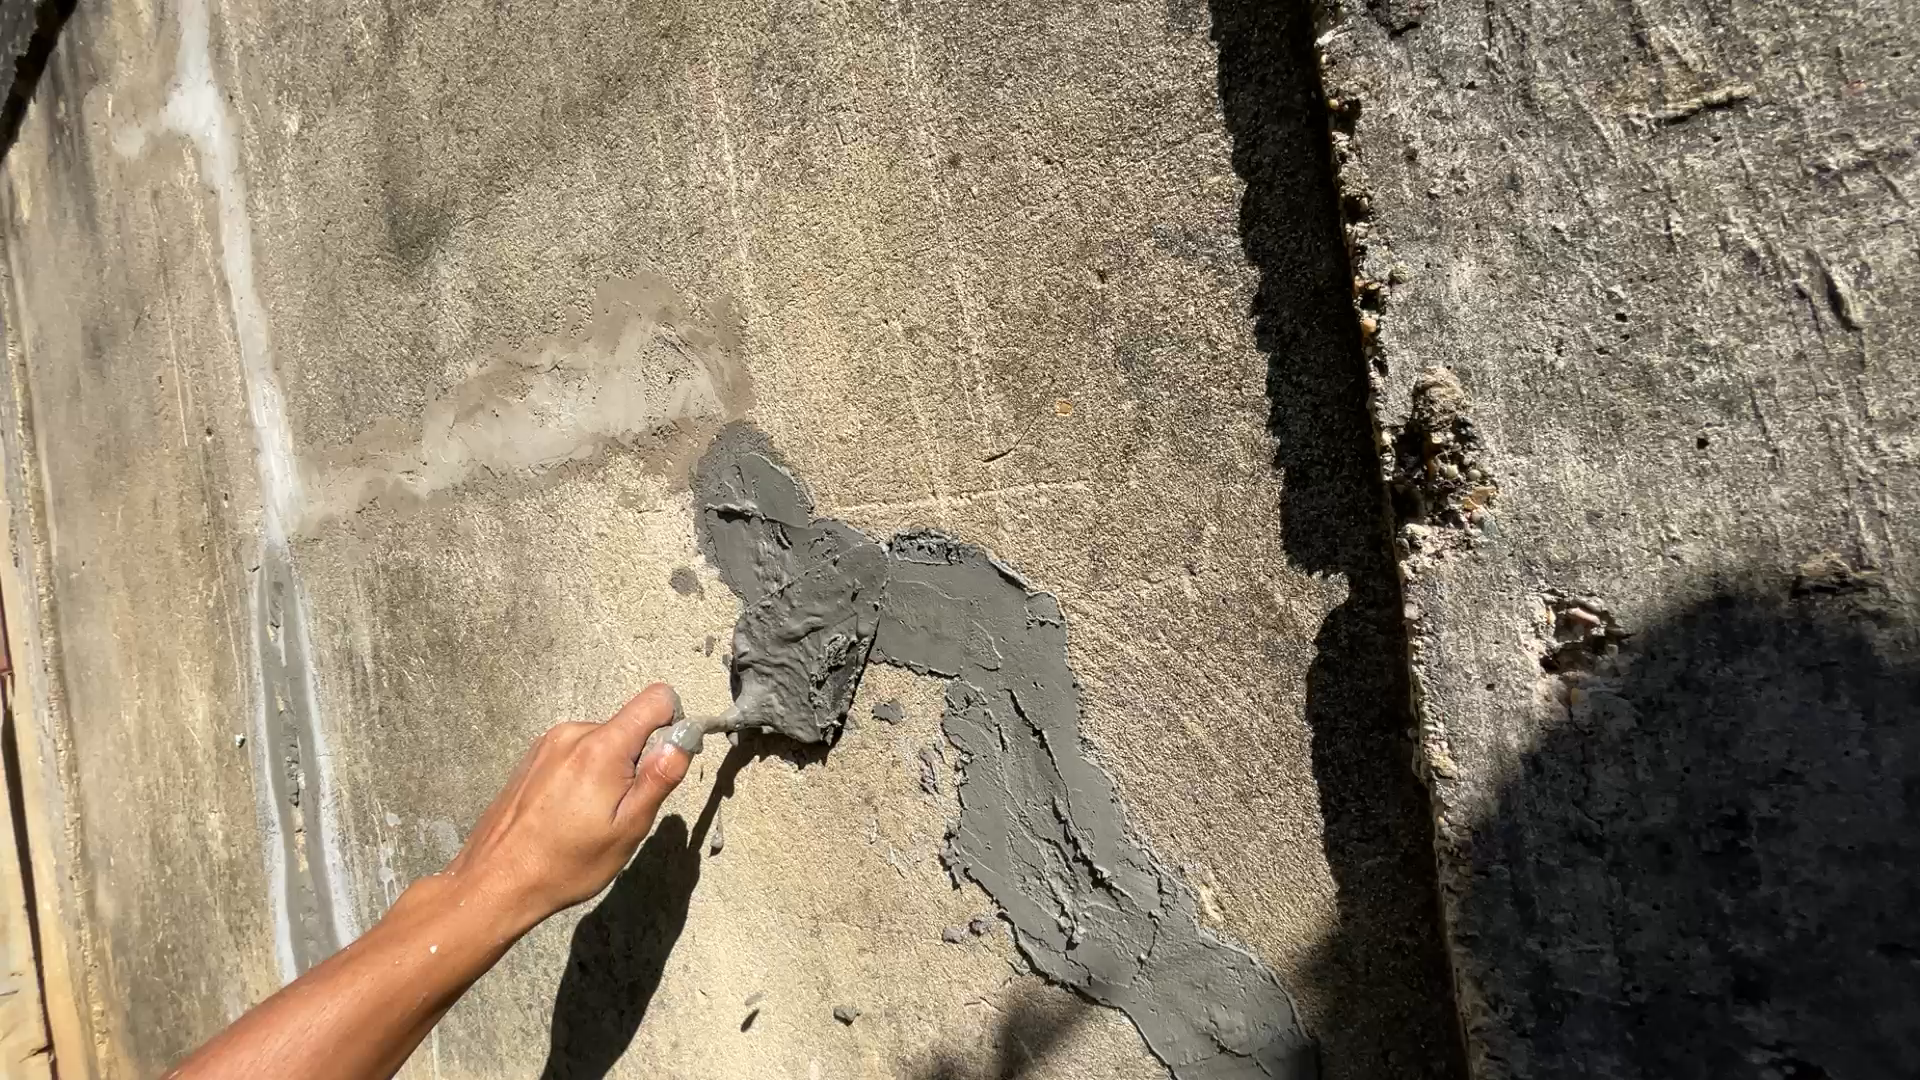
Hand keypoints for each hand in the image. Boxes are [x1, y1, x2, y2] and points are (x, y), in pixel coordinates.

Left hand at [439, 683, 691, 930]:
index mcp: (602, 747)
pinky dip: (586, 772)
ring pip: (605, 740)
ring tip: (589, 813)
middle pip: (631, 725)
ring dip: (610, 768)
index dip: (674, 722)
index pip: (657, 698)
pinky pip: (579, 750)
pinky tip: (568, 810)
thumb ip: (660, 777)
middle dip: (637, 759)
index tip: (662, 762)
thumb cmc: (566, 863)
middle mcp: (574, 733)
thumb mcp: (628, 828)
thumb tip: (685, 736)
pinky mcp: (534, 755)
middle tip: (619, 807)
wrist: (490, 886)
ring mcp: (549, 742)